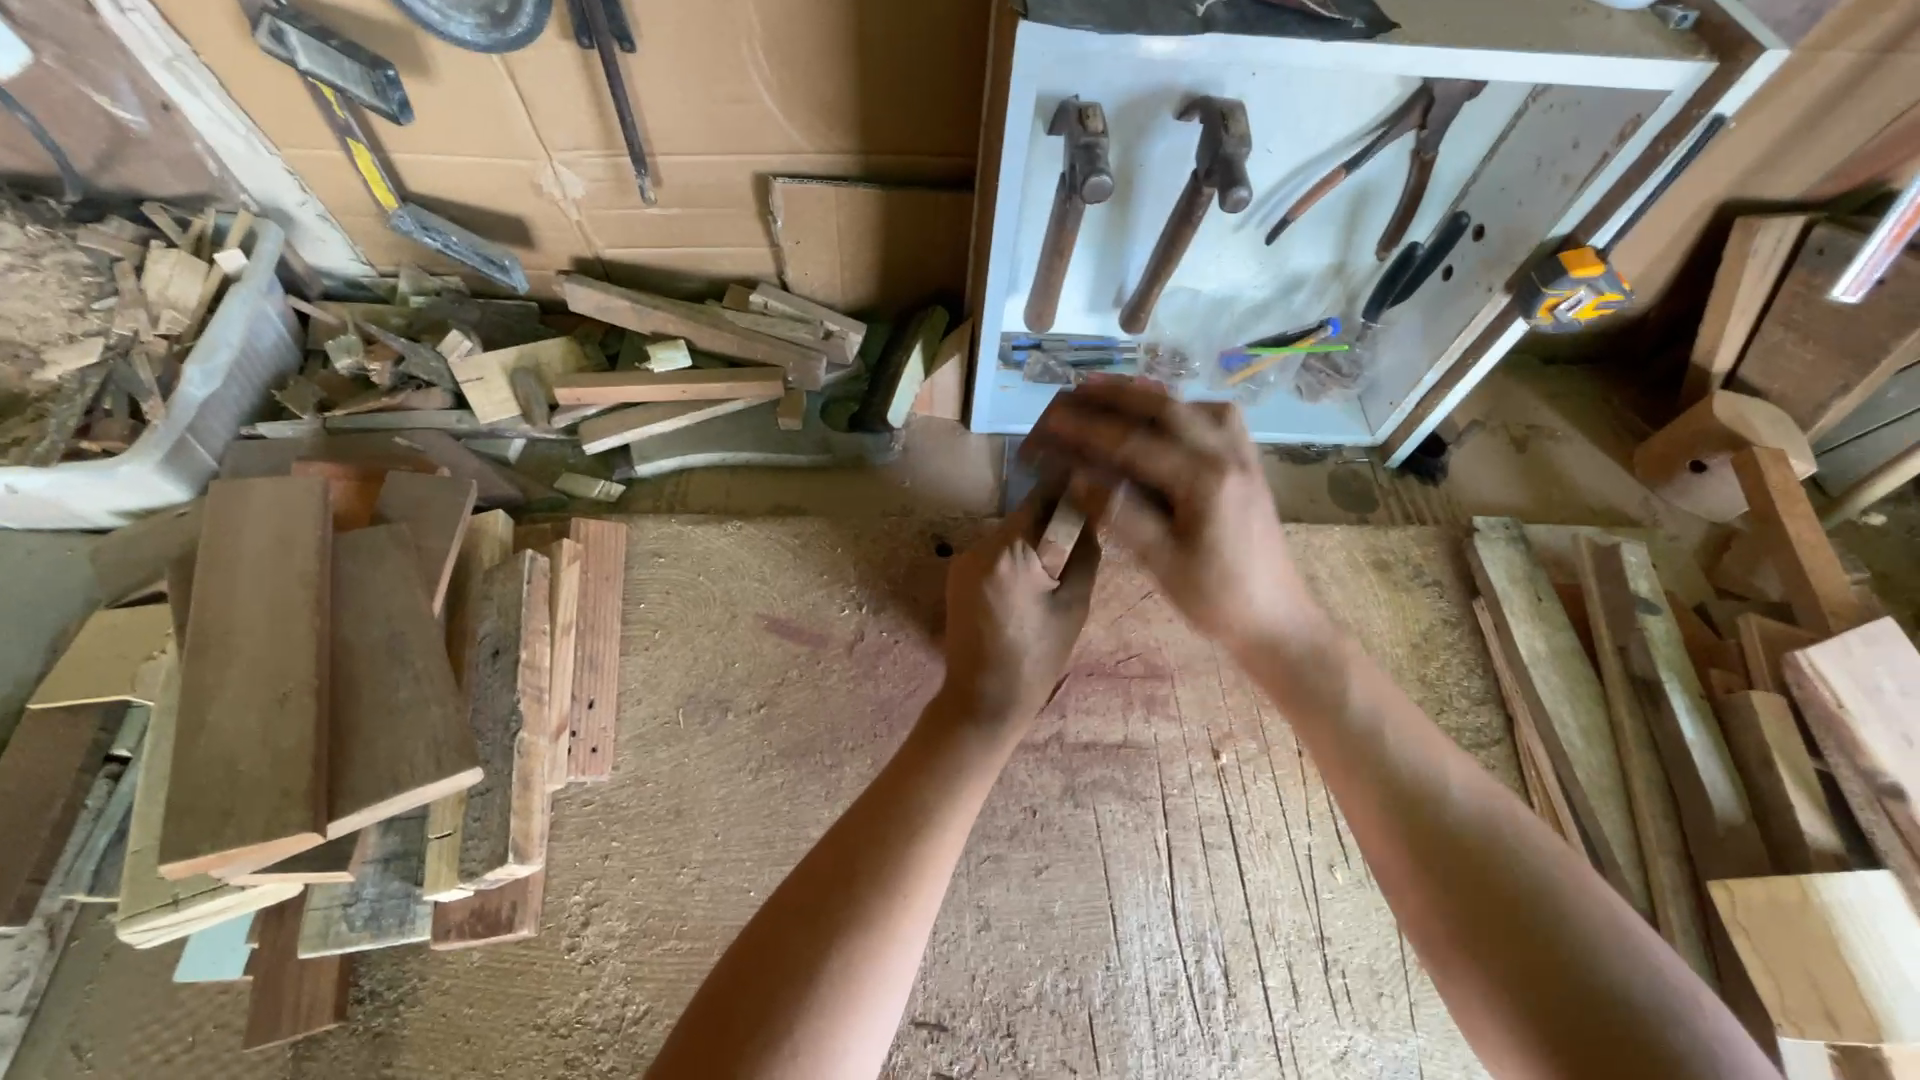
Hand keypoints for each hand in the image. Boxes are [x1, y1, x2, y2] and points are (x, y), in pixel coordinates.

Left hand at [935, 483, 1100, 737]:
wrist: (983, 699)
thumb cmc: (1037, 657)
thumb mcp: (1074, 604)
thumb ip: (1084, 551)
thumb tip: (1092, 513)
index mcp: (1010, 550)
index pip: (1042, 497)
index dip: (1067, 487)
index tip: (1089, 479)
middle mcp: (978, 546)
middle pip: (1023, 515)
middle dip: (1051, 520)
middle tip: (1081, 530)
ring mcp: (962, 561)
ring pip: (1007, 534)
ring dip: (1031, 540)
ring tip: (1055, 566)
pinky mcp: (955, 577)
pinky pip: (992, 554)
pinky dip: (1012, 558)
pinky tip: (1029, 583)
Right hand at [1024, 376, 1326, 652]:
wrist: (1277, 618)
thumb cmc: (1217, 599)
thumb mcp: (1162, 563)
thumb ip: (1121, 515)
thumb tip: (1076, 477)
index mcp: (1205, 480)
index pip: (1134, 442)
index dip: (1088, 430)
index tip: (1051, 420)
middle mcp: (1228, 454)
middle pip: (1165, 407)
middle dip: (1116, 395)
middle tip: (1075, 389)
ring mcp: (1243, 455)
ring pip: (1192, 405)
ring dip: (1148, 395)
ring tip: (1111, 393)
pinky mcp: (1248, 463)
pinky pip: (1214, 417)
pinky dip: (1179, 408)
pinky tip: (1160, 419)